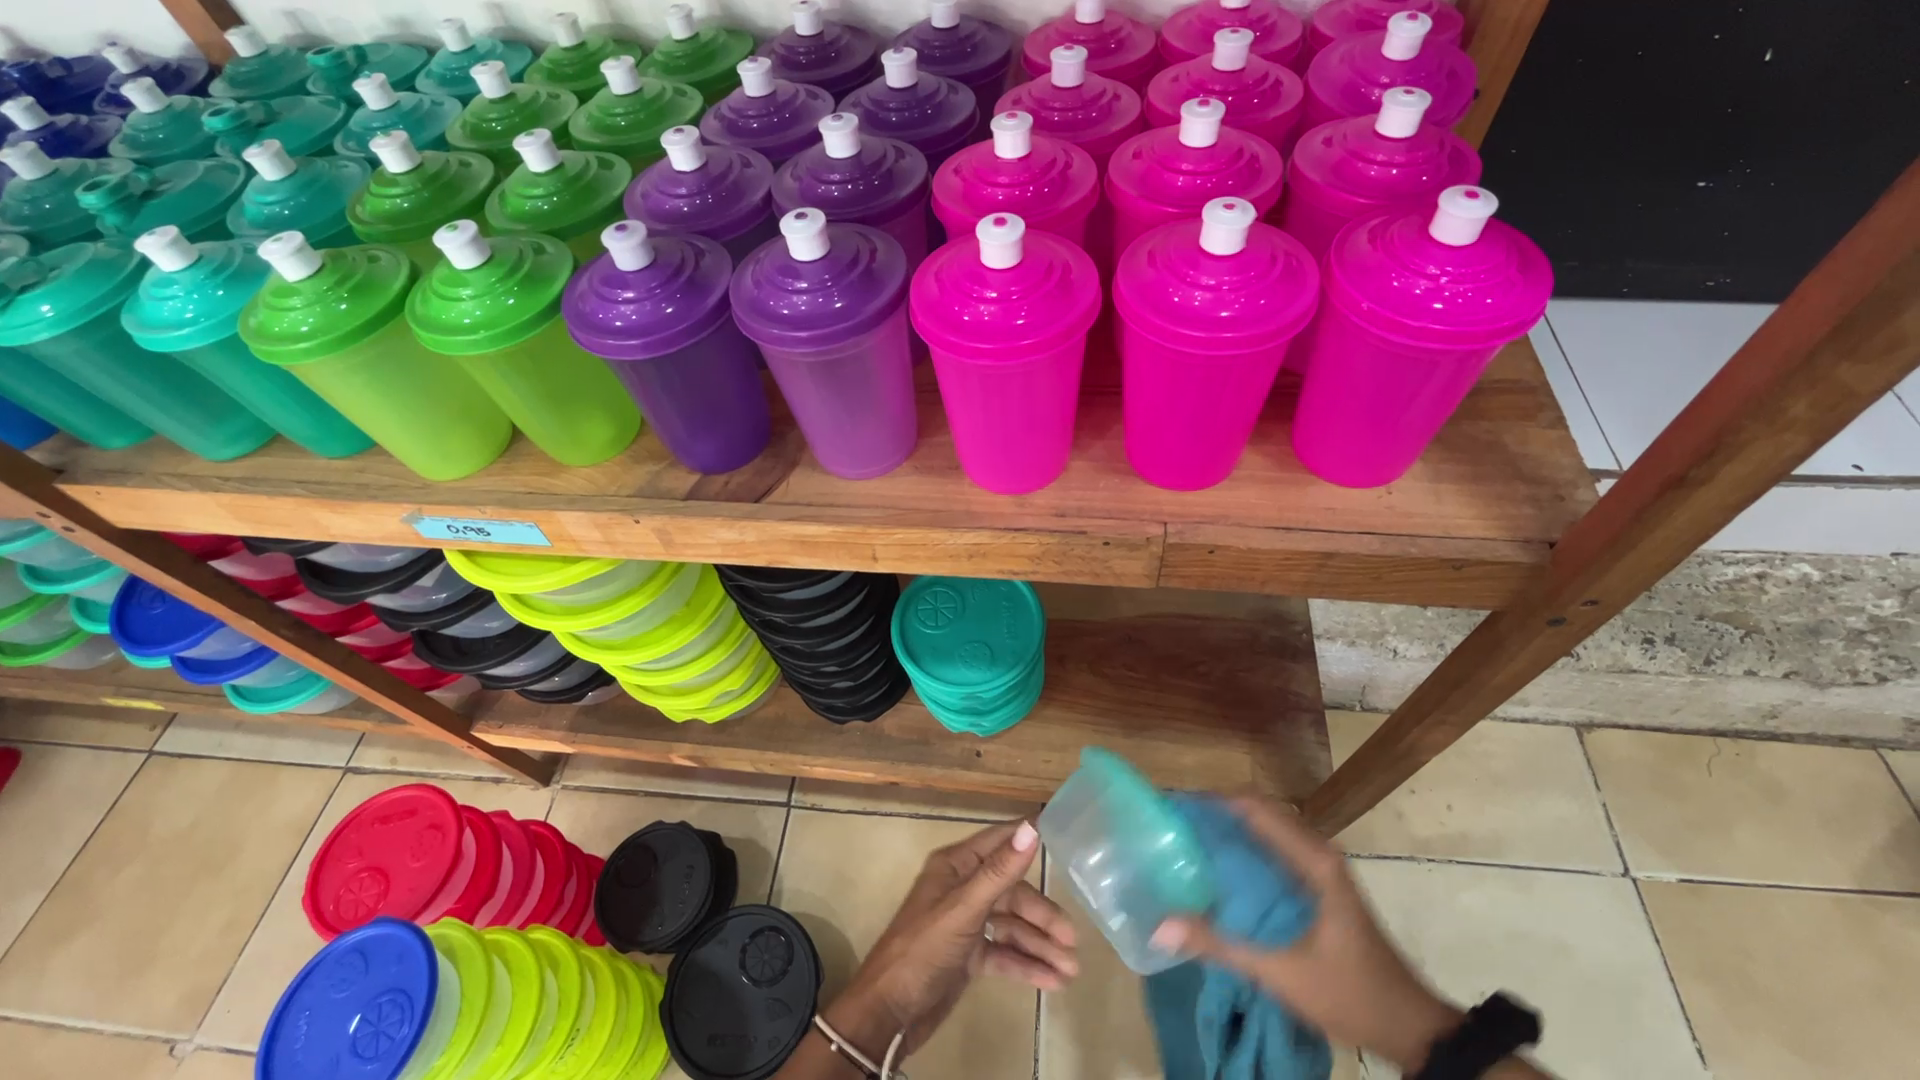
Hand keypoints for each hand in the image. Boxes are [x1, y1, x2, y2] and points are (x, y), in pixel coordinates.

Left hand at [824, 819, 1078, 1058]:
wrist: (888, 1013)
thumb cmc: (922, 950)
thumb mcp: (963, 909)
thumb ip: (999, 872)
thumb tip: (1031, 828)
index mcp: (955, 867)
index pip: (999, 843)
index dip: (1029, 840)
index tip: (1068, 841)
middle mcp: (962, 889)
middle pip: (1012, 893)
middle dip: (1042, 916)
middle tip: (1072, 940)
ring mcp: (965, 924)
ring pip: (1011, 926)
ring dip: (1040, 945)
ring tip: (1071, 970)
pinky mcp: (968, 956)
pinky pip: (1004, 953)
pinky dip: (1026, 965)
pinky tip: (1052, 982)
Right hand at [1151, 797, 1462, 1071]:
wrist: (1410, 1027)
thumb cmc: (1350, 993)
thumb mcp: (1280, 973)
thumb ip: (1221, 946)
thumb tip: (1161, 925)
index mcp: (1314, 862)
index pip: (1256, 809)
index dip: (1214, 802)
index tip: (1176, 807)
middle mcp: (1320, 854)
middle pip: (1261, 814)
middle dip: (1218, 814)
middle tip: (1175, 825)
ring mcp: (1323, 871)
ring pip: (1270, 833)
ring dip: (1232, 831)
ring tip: (1188, 841)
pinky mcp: (1321, 889)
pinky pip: (1277, 854)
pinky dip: (1247, 852)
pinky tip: (1220, 872)